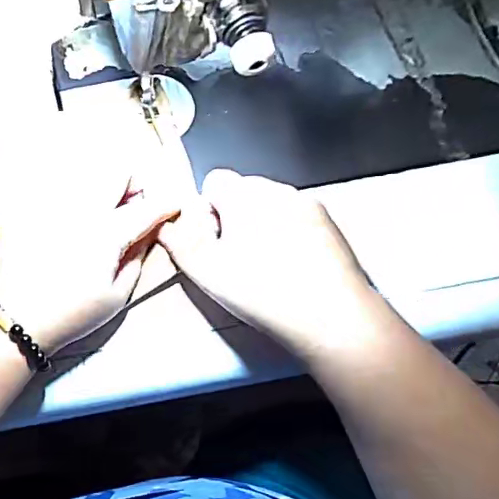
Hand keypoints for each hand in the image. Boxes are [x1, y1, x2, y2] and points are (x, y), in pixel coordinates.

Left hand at [0, 112, 184, 352]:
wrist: (16, 317)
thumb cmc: (70, 314)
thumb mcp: (117, 295)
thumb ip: (137, 258)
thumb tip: (148, 235)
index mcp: (107, 231)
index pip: (147, 206)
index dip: (167, 204)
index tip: (175, 207)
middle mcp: (82, 210)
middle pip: (117, 170)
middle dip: (134, 184)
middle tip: (135, 210)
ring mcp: (57, 207)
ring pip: (91, 176)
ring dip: (108, 188)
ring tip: (108, 218)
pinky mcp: (37, 213)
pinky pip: (67, 192)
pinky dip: (83, 200)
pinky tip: (80, 227)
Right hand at [159, 169, 387, 359]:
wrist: (332, 316)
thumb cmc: (269, 294)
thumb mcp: (207, 272)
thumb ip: (180, 242)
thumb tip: (166, 225)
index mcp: (244, 196)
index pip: (214, 182)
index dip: (207, 211)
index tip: (211, 240)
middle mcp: (277, 191)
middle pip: (244, 192)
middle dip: (235, 217)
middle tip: (235, 258)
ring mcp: (308, 204)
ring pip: (272, 206)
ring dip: (263, 226)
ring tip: (265, 267)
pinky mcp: (329, 223)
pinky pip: (298, 219)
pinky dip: (290, 235)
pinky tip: (290, 267)